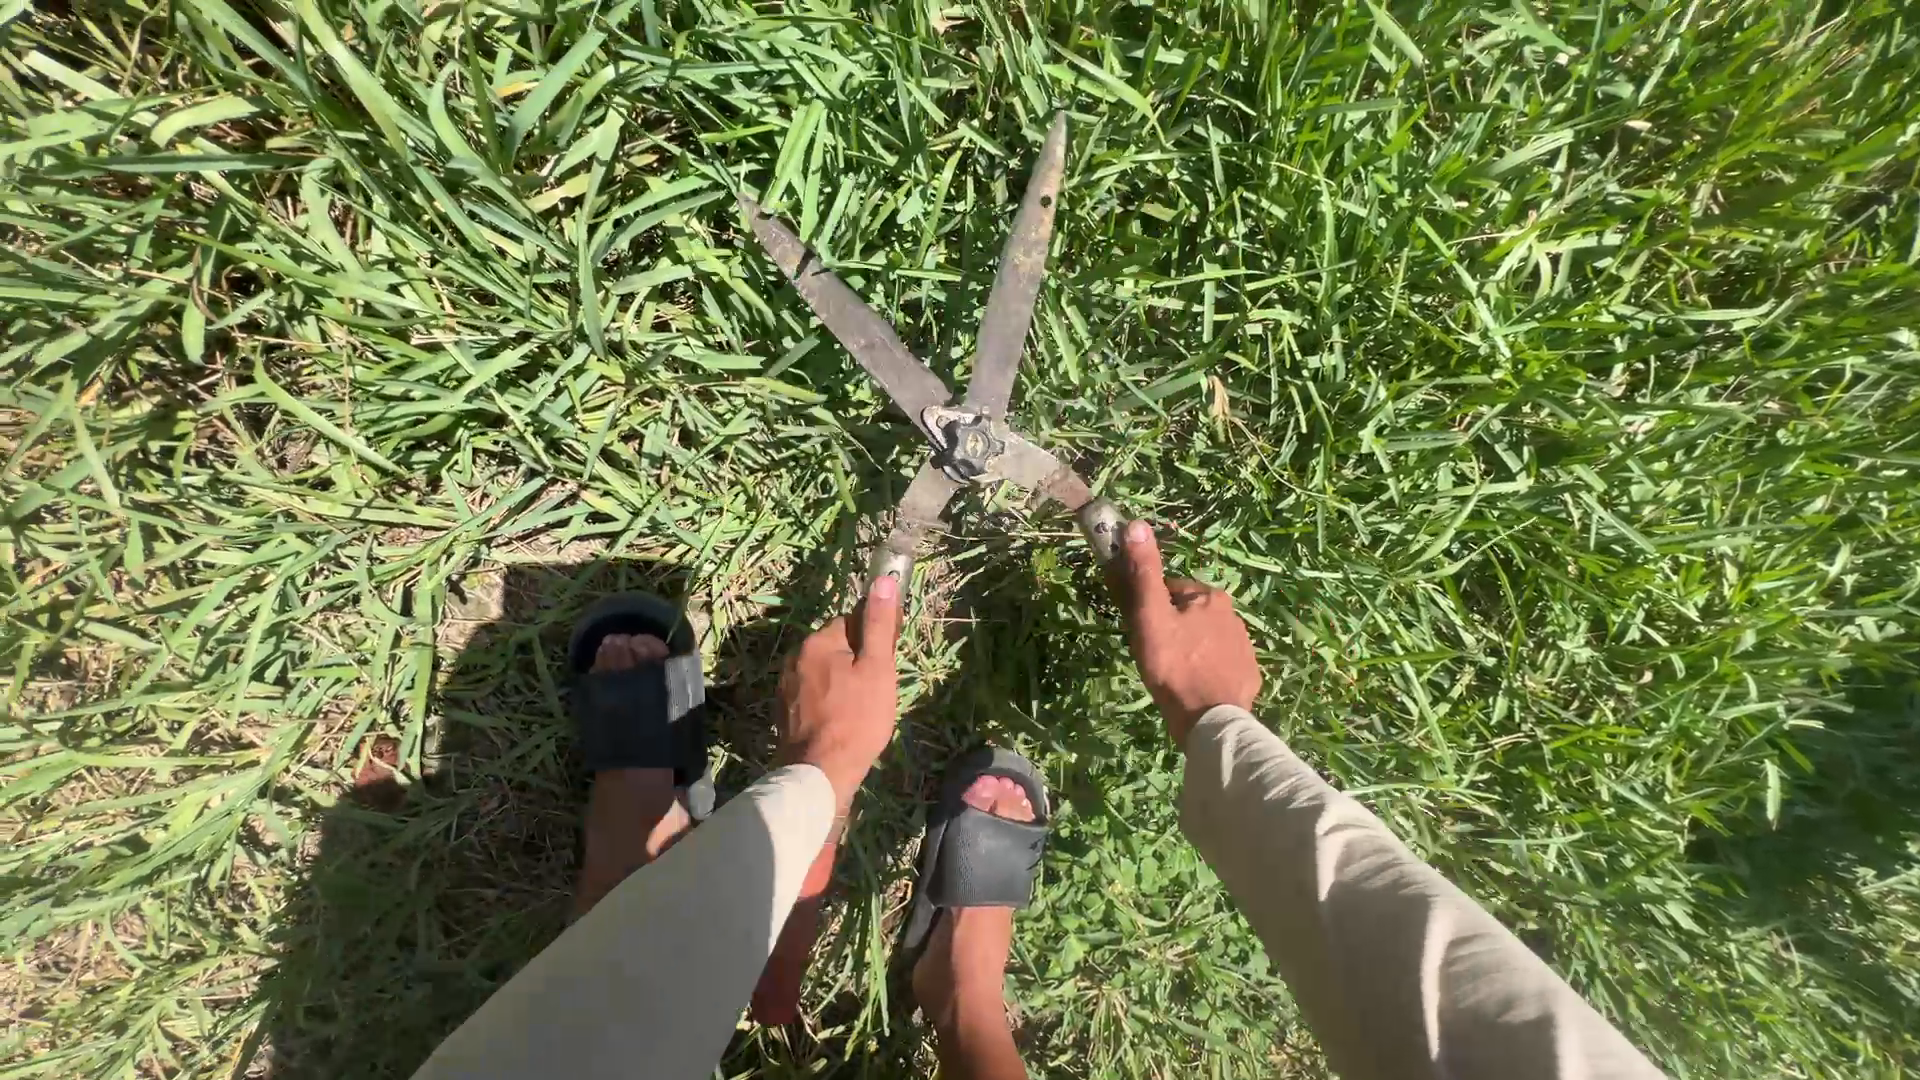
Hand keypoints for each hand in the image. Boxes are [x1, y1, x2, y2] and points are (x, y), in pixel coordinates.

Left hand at [776, 575, 901, 806]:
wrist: (819, 774)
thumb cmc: (856, 719)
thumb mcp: (877, 668)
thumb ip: (879, 625)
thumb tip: (883, 581)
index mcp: (818, 641)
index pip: (852, 623)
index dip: (873, 642)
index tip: (884, 666)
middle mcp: (795, 656)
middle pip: (836, 647)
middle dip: (856, 664)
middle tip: (875, 692)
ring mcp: (785, 685)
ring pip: (824, 672)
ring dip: (841, 683)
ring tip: (859, 711)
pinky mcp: (783, 711)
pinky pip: (812, 695)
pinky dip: (827, 702)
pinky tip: (840, 722)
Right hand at [1110, 519, 1260, 746]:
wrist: (1210, 720)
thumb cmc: (1174, 664)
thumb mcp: (1150, 616)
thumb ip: (1144, 572)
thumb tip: (1137, 524)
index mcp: (1208, 596)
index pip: (1169, 591)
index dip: (1149, 608)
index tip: (1140, 630)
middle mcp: (1232, 613)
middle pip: (1187, 613)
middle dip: (1169, 627)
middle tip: (1153, 654)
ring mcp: (1243, 645)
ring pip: (1203, 637)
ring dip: (1187, 647)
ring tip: (1171, 673)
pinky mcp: (1247, 672)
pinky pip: (1218, 661)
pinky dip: (1204, 667)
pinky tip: (1192, 684)